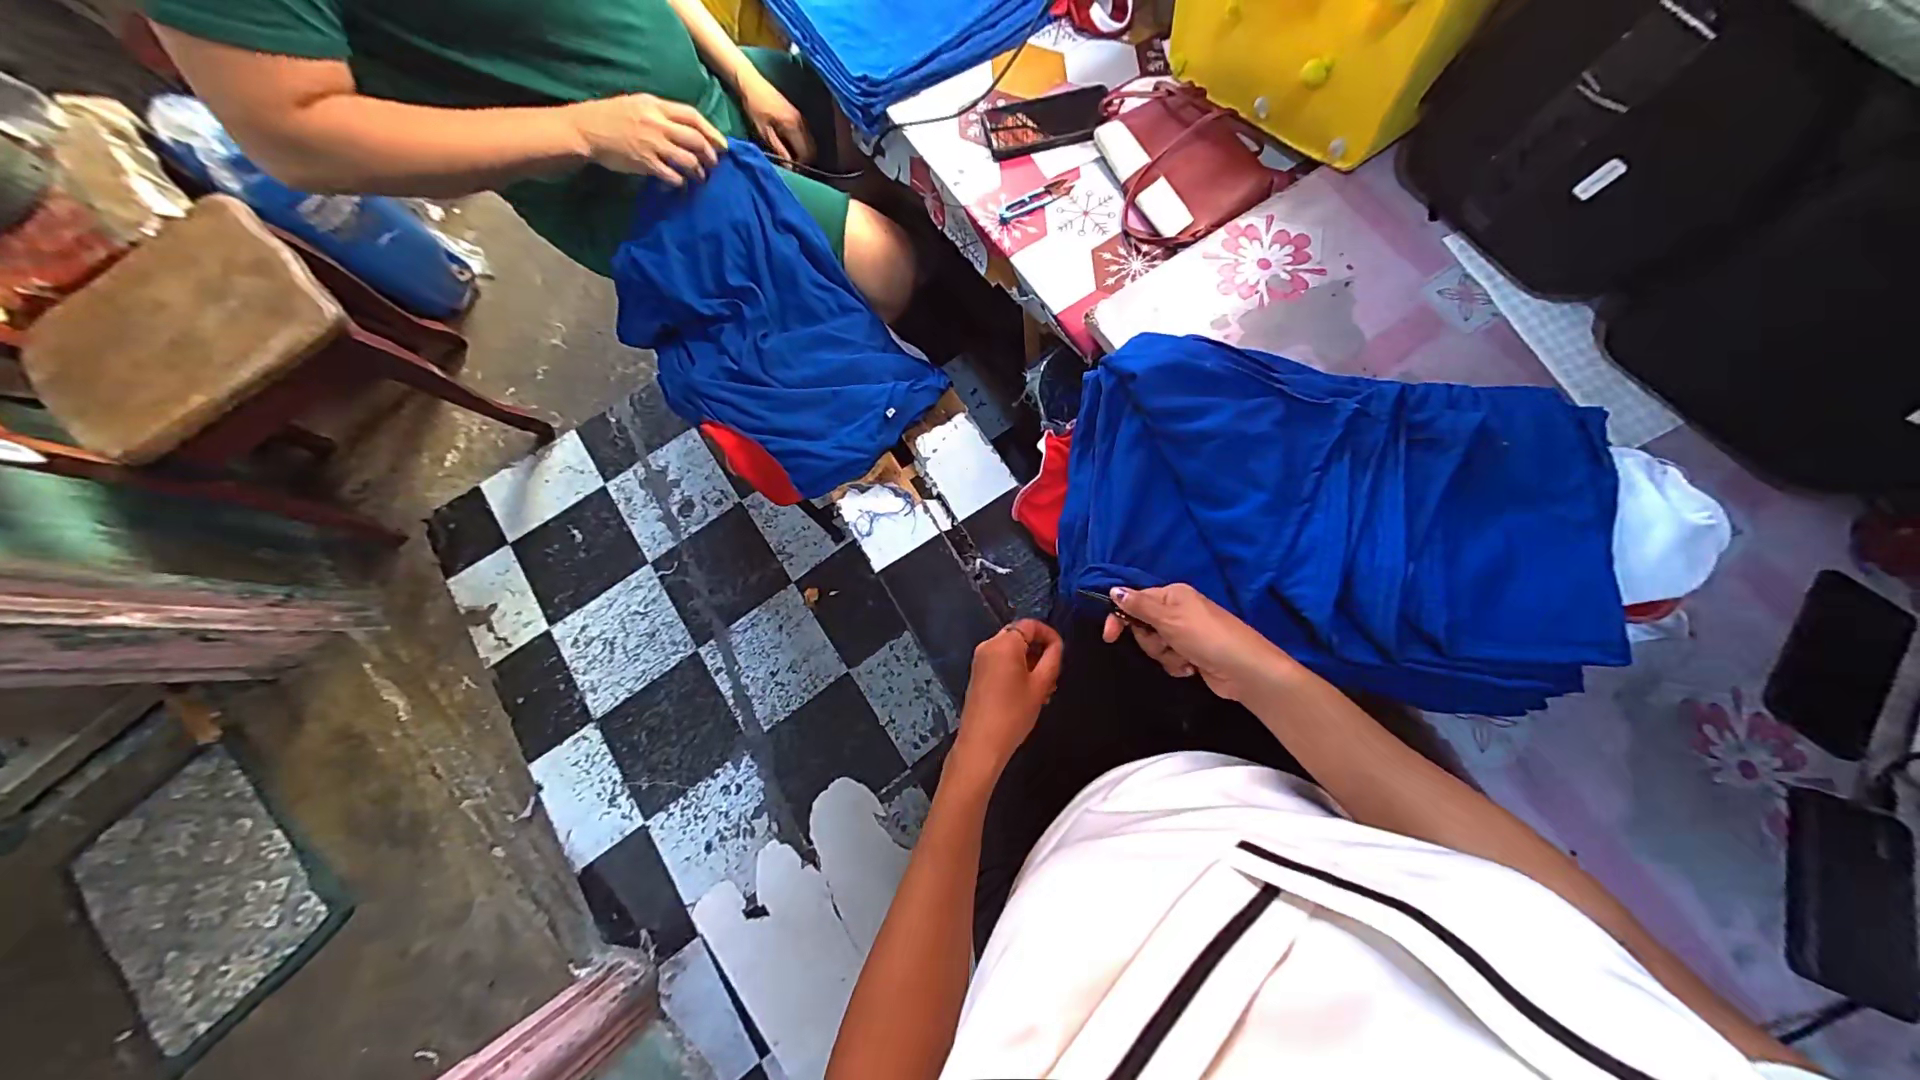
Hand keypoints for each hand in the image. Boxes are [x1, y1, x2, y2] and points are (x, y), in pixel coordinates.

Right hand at [569, 93, 726, 185]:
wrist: (585, 129)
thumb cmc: (611, 116)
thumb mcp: (637, 104)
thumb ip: (662, 114)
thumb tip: (687, 128)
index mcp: (655, 105)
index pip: (693, 116)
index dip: (712, 131)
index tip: (722, 144)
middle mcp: (657, 123)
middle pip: (696, 139)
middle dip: (710, 154)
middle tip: (714, 164)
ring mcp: (652, 144)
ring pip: (688, 160)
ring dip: (699, 171)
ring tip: (701, 177)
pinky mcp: (646, 163)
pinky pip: (673, 176)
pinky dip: (681, 182)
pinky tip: (681, 183)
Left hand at [736, 72, 813, 165]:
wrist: (752, 81)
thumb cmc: (754, 106)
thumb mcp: (763, 131)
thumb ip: (779, 149)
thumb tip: (790, 167)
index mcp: (793, 126)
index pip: (805, 153)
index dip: (801, 165)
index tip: (792, 171)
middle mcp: (801, 122)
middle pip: (811, 149)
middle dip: (805, 160)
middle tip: (792, 166)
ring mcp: (801, 117)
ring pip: (810, 142)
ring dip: (804, 152)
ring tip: (792, 158)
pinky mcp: (798, 115)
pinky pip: (806, 135)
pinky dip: (802, 144)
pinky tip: (792, 146)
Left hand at [950, 620, 1062, 780]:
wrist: (982, 743)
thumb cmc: (1014, 713)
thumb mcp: (1041, 685)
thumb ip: (1053, 659)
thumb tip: (1056, 646)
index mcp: (1004, 644)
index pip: (1030, 625)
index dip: (1049, 634)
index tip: (1061, 651)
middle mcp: (988, 646)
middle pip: (1020, 637)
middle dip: (1040, 651)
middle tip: (1054, 675)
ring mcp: (980, 660)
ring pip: (1011, 651)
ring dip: (1030, 663)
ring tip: (1044, 690)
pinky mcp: (978, 674)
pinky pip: (1001, 662)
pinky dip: (1017, 670)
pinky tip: (1028, 693)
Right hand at [1101, 584, 1293, 702]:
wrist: (1244, 670)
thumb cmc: (1206, 638)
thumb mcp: (1169, 619)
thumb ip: (1138, 606)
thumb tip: (1113, 590)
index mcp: (1173, 594)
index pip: (1134, 601)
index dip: (1120, 617)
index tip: (1109, 636)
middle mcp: (1178, 611)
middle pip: (1142, 625)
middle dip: (1150, 640)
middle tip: (1165, 643)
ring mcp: (1185, 634)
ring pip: (1154, 645)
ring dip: (1165, 655)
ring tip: (1185, 657)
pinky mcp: (1191, 654)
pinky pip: (1168, 659)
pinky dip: (1176, 665)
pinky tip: (1192, 667)